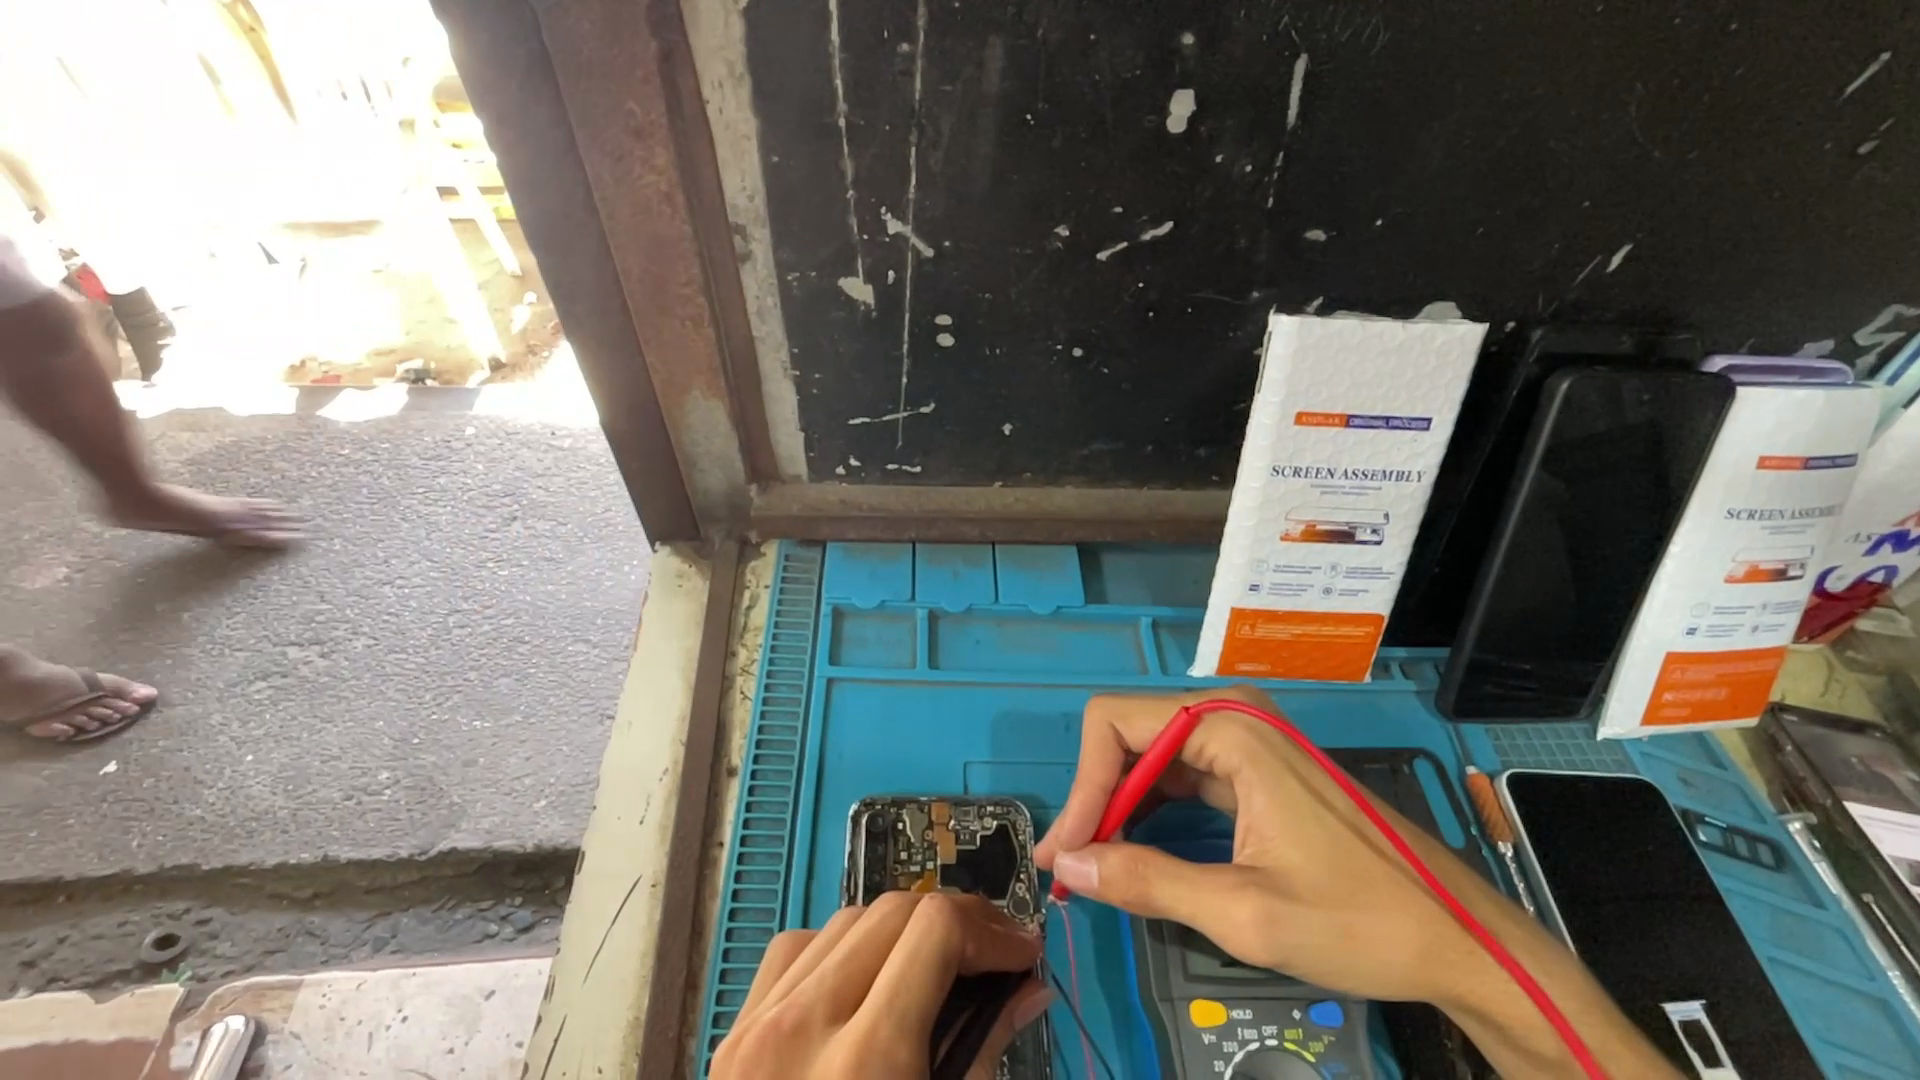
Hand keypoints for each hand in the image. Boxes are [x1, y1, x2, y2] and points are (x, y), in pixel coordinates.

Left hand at [712, 892, 1051, 1079]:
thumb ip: (982, 1052)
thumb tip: (1026, 988)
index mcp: (866, 1062)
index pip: (935, 929)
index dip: (989, 930)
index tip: (1019, 953)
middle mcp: (804, 1024)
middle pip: (893, 911)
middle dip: (954, 923)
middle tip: (990, 955)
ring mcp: (757, 1025)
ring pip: (844, 921)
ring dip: (899, 930)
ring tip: (933, 965)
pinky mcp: (732, 1034)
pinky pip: (795, 950)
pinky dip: (840, 946)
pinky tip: (863, 977)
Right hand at [1037, 689, 1682, 1078]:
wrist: (1460, 941)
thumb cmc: (1360, 922)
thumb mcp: (1244, 912)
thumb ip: (1146, 881)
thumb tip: (1066, 867)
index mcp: (1230, 729)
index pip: (1114, 727)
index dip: (1080, 789)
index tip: (1065, 857)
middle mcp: (1234, 717)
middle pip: (1128, 735)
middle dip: (1093, 797)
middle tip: (1074, 866)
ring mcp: (1249, 739)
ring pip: (1150, 754)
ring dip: (1117, 805)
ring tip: (1096, 864)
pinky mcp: (1258, 767)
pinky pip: (1181, 772)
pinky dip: (1150, 809)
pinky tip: (1137, 849)